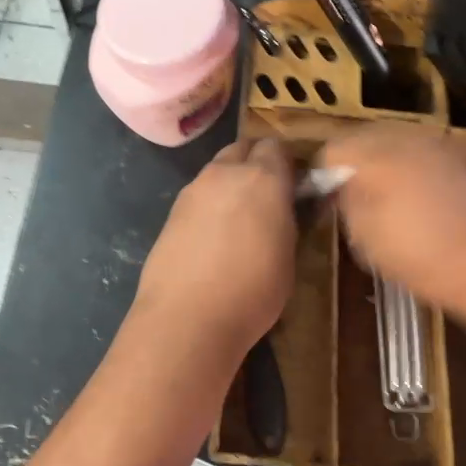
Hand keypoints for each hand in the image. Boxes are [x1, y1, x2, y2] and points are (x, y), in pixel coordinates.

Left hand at [134, 138, 296, 351]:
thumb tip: (286, 207)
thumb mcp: (288, 257)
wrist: (186, 318)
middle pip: (243, 149)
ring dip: (230, 183)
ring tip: (238, 221)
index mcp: (263, 178)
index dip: (286, 163)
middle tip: (266, 198)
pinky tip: (212, 238)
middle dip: (255, 163)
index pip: (277, 146)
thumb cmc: (252, 291)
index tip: (294, 186)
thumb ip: (288, 220)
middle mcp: (226, 172)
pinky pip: (198, 195)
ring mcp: (194, 189)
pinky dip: (209, 205)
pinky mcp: (171, 210)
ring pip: (218, 170)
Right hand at [321, 134, 465, 321]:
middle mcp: (406, 139)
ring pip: (397, 142)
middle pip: (365, 138)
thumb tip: (341, 187)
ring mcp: (439, 144)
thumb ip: (347, 204)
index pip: (333, 149)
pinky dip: (416, 168)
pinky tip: (423, 200)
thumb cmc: (425, 259)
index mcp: (376, 156)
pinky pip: (425, 154)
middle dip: (356, 163)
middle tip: (355, 197)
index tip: (328, 201)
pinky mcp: (464, 157)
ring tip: (389, 198)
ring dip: (386, 163)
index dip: (326, 175)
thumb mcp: (368, 241)